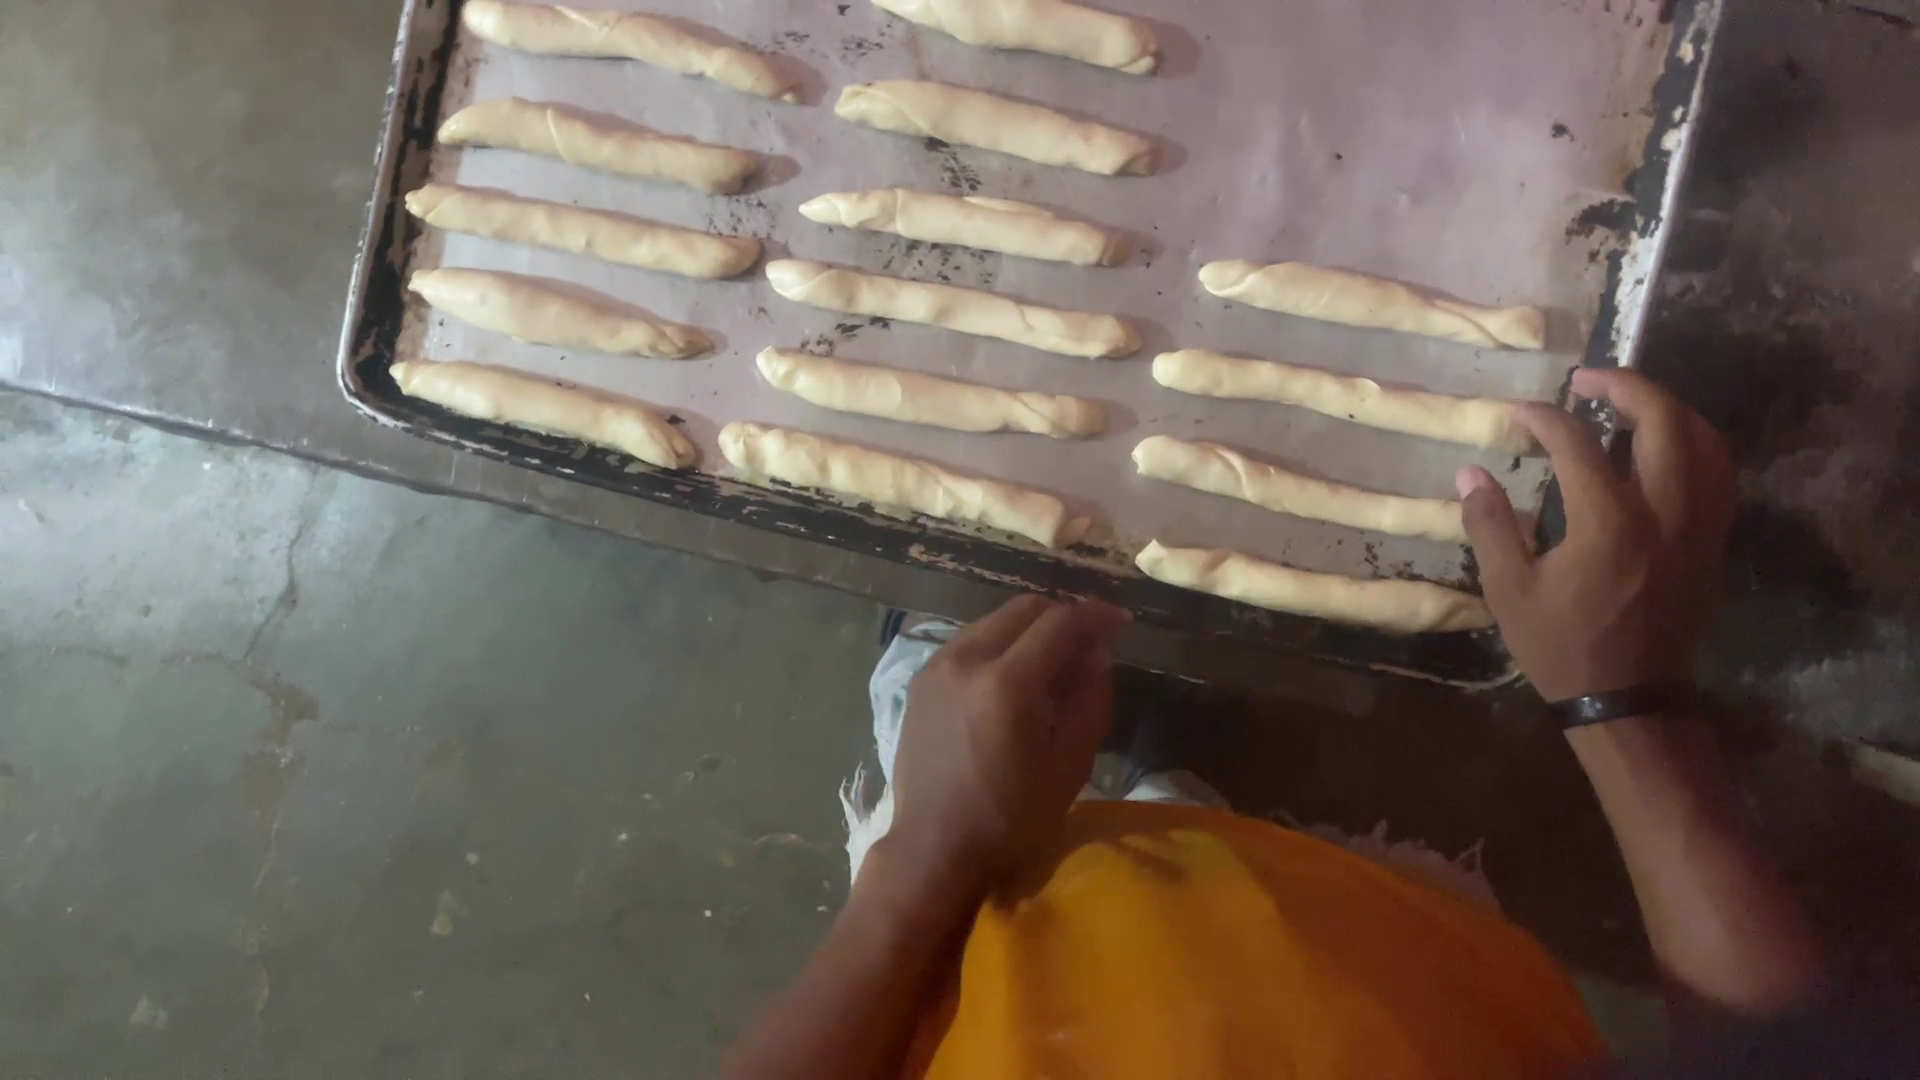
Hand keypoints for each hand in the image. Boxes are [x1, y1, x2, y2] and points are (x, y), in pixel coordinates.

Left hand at [885, 596, 1128, 899]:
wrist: (934, 848)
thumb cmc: (1011, 819)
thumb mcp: (1070, 764)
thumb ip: (1091, 697)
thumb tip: (1098, 650)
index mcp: (1007, 682)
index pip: (1060, 622)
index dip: (1096, 615)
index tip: (1119, 621)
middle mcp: (966, 658)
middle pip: (1024, 608)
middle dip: (1062, 615)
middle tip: (1088, 641)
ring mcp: (937, 664)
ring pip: (994, 620)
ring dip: (1029, 628)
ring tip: (1052, 659)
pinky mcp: (921, 678)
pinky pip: (969, 640)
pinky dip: (998, 643)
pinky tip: (1012, 674)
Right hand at [1457, 368, 1735, 700]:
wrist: (1629, 695)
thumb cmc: (1559, 643)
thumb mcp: (1508, 588)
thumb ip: (1489, 525)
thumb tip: (1469, 474)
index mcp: (1608, 524)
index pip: (1581, 447)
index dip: (1546, 420)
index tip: (1517, 412)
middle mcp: (1666, 514)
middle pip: (1665, 424)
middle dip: (1626, 388)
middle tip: (1585, 379)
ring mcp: (1699, 526)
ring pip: (1705, 442)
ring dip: (1667, 409)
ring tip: (1626, 400)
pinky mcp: (1712, 540)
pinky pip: (1717, 472)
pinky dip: (1692, 442)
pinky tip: (1662, 444)